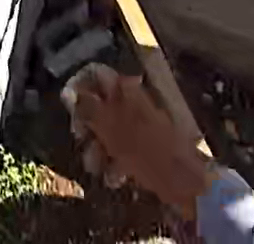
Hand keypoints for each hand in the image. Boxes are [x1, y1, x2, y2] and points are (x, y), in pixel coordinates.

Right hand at [62, 63, 217, 219]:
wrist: (185, 181)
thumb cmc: (144, 148)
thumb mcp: (109, 127)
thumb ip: (86, 107)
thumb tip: (67, 92)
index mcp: (123, 86)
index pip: (92, 73)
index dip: (77, 87)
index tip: (68, 109)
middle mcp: (131, 97)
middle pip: (98, 102)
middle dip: (87, 125)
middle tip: (80, 140)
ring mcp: (140, 121)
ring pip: (109, 127)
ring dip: (98, 147)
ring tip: (96, 167)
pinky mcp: (147, 144)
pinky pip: (123, 146)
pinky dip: (115, 159)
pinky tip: (114, 177)